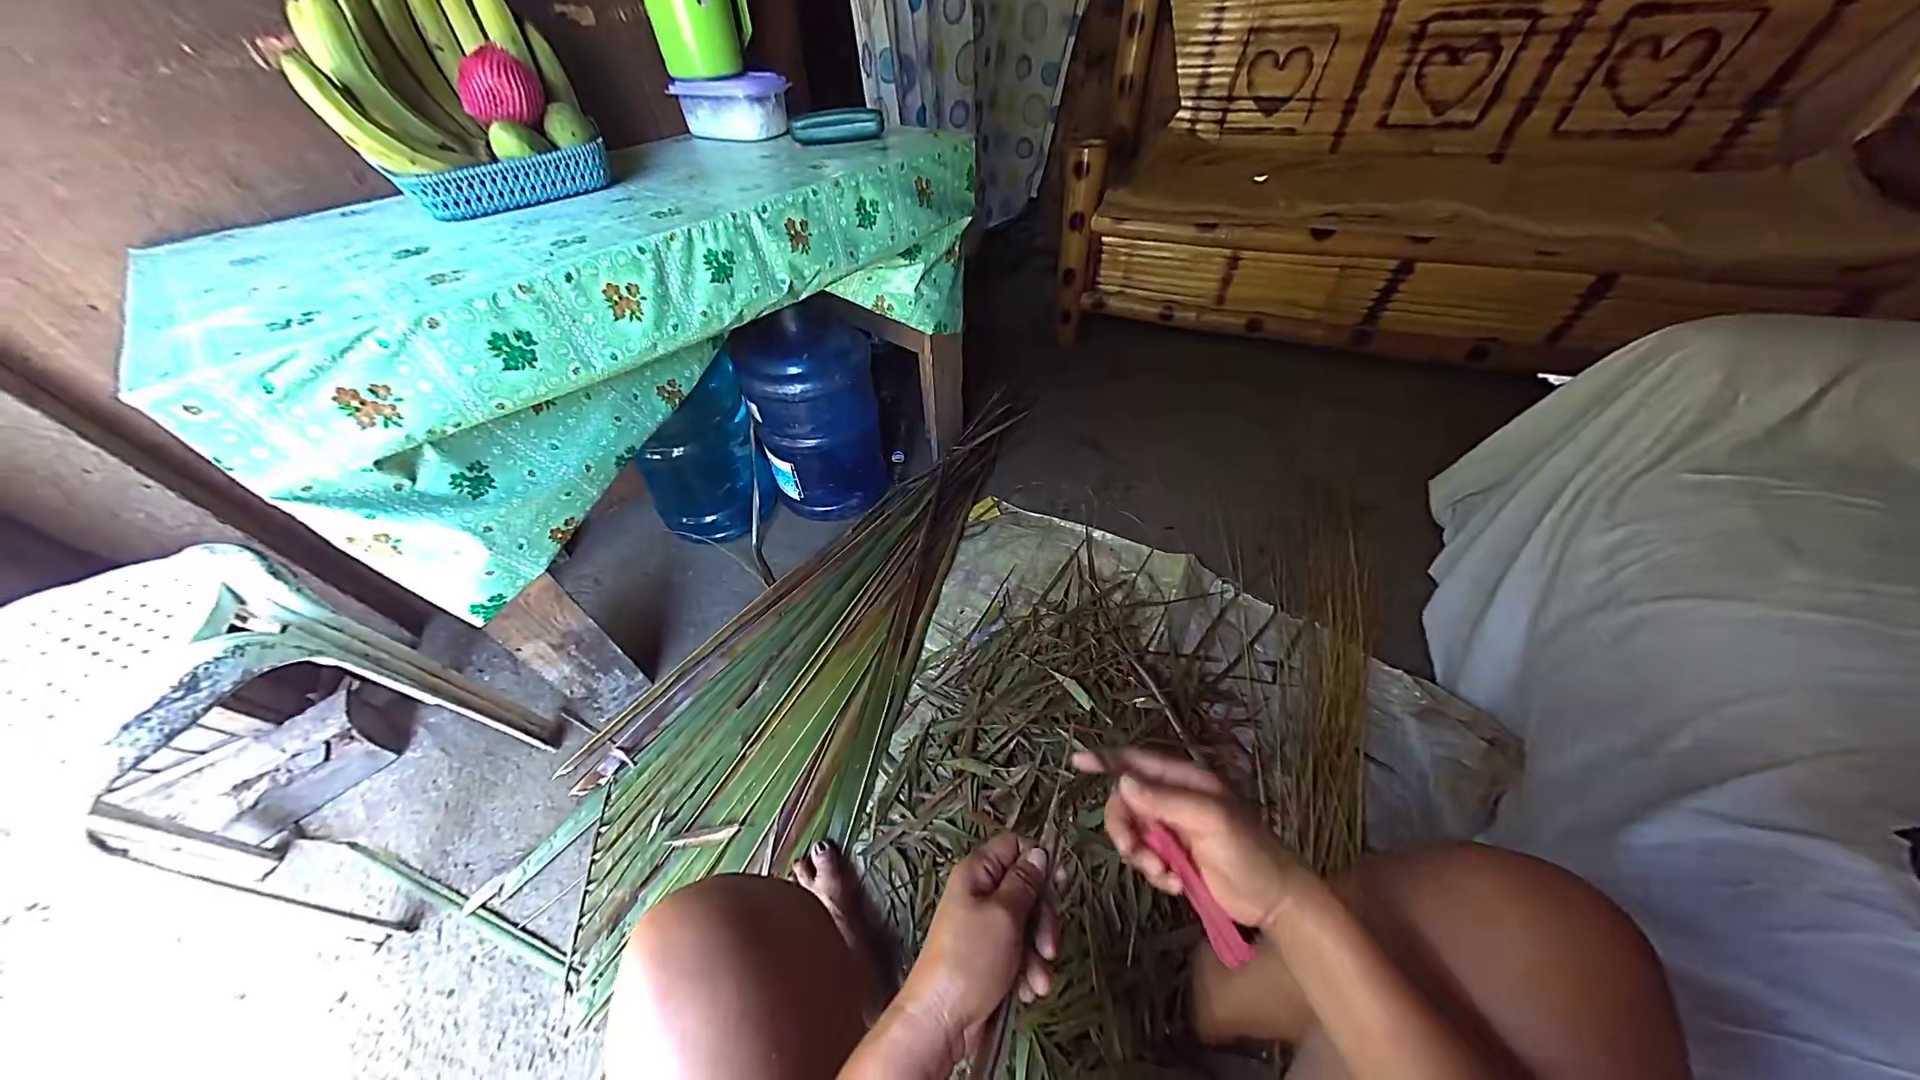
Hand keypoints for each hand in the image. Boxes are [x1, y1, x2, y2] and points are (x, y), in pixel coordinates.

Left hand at [896, 832, 1059, 1055]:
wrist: (941, 1022)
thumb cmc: (970, 959)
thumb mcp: (1003, 915)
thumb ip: (1025, 883)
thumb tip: (1039, 852)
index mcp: (977, 872)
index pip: (1014, 846)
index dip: (1038, 860)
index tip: (1059, 882)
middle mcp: (981, 893)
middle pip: (1027, 888)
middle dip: (1043, 920)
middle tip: (1048, 946)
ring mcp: (986, 926)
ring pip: (1028, 924)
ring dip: (1038, 953)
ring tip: (1036, 980)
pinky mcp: (992, 956)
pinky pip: (1021, 952)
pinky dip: (1028, 970)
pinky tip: (1027, 990)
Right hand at [1073, 748, 1306, 930]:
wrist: (1275, 902)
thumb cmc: (1250, 852)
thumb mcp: (1211, 820)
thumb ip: (1165, 800)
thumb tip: (1122, 782)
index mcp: (1185, 779)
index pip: (1137, 761)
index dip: (1106, 759)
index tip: (1078, 762)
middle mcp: (1174, 797)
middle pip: (1126, 801)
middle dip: (1124, 827)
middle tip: (1133, 853)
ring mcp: (1172, 826)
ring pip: (1132, 830)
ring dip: (1140, 854)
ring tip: (1163, 874)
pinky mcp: (1172, 854)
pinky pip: (1144, 855)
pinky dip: (1153, 871)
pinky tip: (1175, 884)